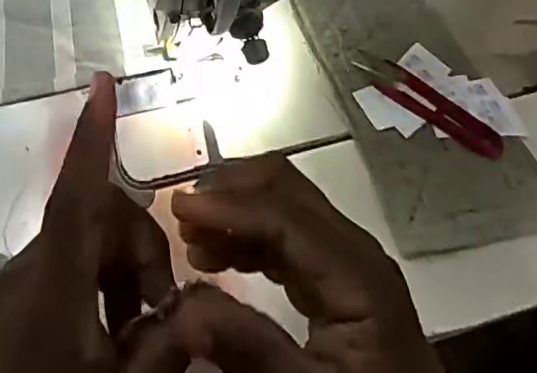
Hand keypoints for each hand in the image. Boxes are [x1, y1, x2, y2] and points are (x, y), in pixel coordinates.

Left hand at [0, 72, 183, 372]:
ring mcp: (10, 291)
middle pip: (92, 224)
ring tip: (139, 338)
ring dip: (118, 277)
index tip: (101, 81)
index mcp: (50, 284)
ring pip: (79, 249)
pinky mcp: (6, 309)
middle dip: (137, 252)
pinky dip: (93, 292)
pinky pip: (59, 275)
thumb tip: (194, 306)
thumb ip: (164, 344)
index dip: (92, 135)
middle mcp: (24, 273)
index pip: (76, 193)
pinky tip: (110, 342)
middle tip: (162, 313)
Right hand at [164, 158, 440, 372]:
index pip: (283, 214)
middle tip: (182, 215)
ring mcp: (348, 258)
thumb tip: (182, 306)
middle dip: (227, 191)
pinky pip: (284, 230)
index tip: (177, 210)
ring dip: (231, 209)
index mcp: (359, 276)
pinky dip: (245, 231)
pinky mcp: (337, 274)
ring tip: (191, 239)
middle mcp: (356, 251)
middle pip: (284, 188)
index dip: (226, 205)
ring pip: (281, 201)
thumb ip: (249, 348)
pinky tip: (217, 255)